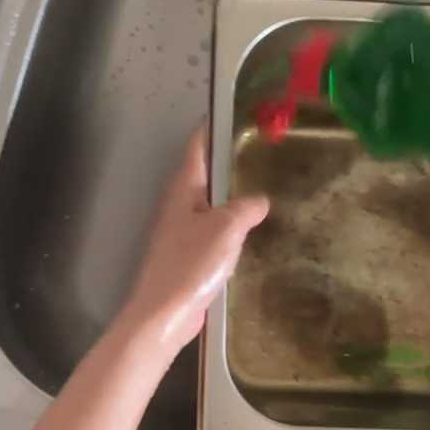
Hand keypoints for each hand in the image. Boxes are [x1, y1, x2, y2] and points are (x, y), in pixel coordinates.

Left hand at [115, 127, 268, 355]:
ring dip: (233, 200)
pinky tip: (249, 237)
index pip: (199, 145)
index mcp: (182, 188)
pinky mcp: (184, 258)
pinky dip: (229, 230)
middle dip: (232, 164)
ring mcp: (178, 232)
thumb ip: (246, 207)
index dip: (216, 126)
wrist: (163, 315)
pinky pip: (211, 233)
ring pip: (210, 206)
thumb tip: (259, 201)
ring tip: (266, 192)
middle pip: (206, 175)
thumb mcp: (226, 228)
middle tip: (266, 155)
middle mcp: (177, 204)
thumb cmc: (191, 265)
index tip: (241, 114)